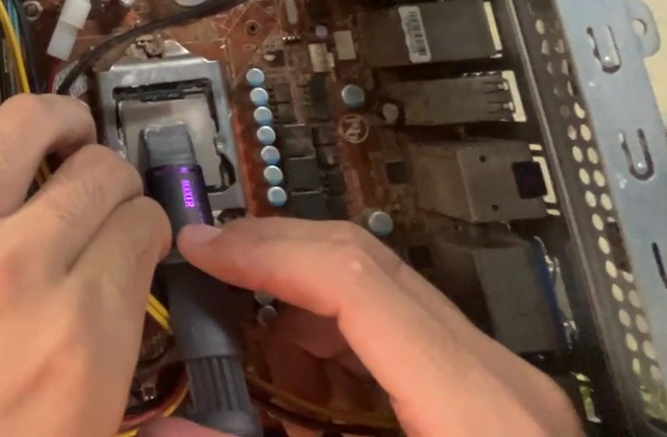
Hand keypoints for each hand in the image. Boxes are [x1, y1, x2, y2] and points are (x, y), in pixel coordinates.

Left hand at [0, 3, 170, 436]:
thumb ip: (133, 417)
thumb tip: (180, 400)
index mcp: (80, 337)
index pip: (139, 233)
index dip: (143, 226)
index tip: (135, 229)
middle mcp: (16, 271)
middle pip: (94, 177)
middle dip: (108, 175)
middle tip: (101, 182)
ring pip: (20, 130)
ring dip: (52, 116)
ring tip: (60, 120)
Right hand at [145, 219, 581, 436]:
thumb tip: (164, 430)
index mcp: (478, 410)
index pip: (354, 281)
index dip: (264, 253)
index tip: (198, 248)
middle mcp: (498, 377)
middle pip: (364, 260)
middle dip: (270, 252)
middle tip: (203, 262)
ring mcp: (501, 382)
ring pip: (379, 284)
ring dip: (298, 290)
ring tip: (242, 328)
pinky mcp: (494, 397)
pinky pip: (399, 324)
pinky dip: (334, 328)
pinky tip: (302, 372)